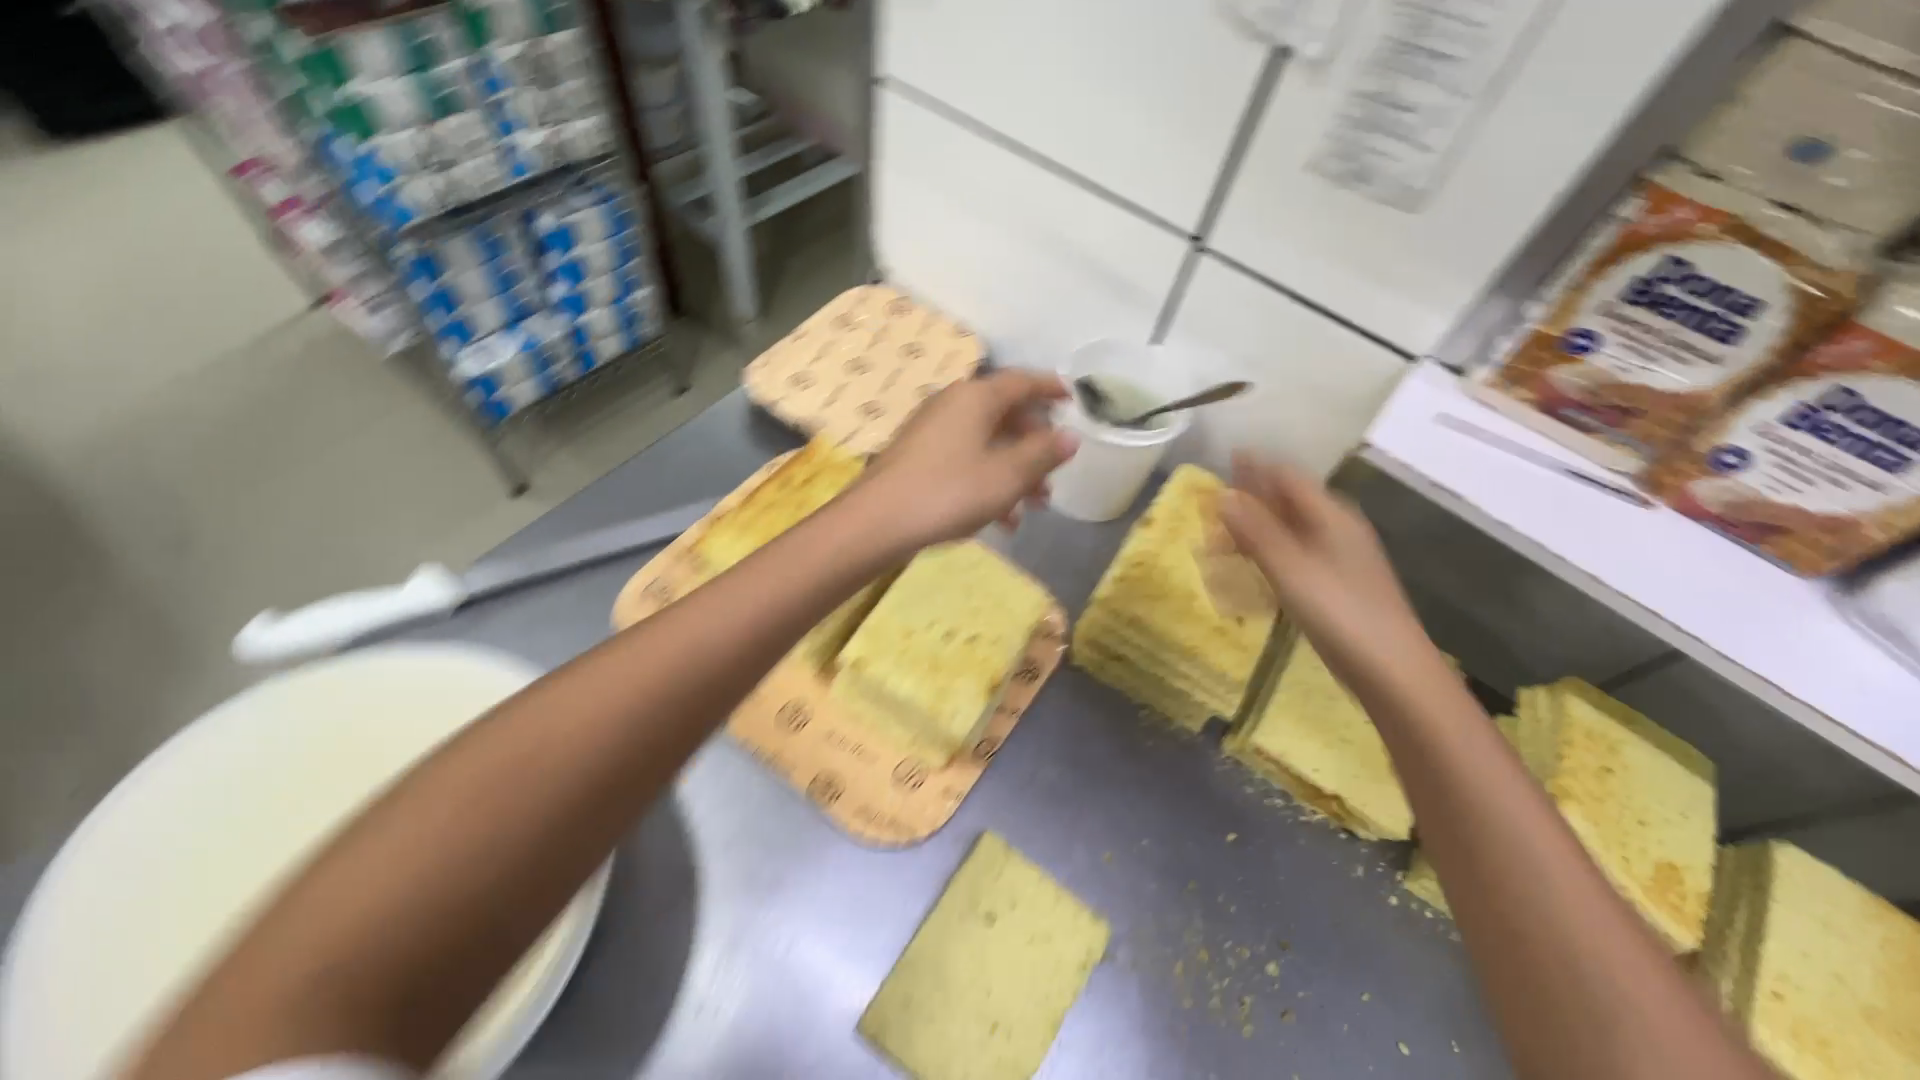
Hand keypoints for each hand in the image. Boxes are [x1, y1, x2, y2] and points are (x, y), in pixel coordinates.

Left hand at [850, 370, 1078, 549]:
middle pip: (1005, 415)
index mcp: (976, 397)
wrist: (877, 521)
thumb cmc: (949, 492)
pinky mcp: (918, 457)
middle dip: (1035, 446)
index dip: (1050, 388)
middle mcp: (953, 404)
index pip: (1022, 381)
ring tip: (1034, 507)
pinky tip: (1002, 522)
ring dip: (1014, 472)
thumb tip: (1070, 435)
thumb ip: (1042, 454)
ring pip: (986, 443)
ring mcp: (932, 431)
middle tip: (1054, 475)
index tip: (1073, 400)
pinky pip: (965, 461)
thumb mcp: (1007, 476)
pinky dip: (987, 482)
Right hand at [1217, 454, 1430, 685]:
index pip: (1287, 477)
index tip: (1223, 464)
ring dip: (1256, 531)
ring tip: (1222, 541)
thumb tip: (1222, 495)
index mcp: (1331, 516)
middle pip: (1289, 502)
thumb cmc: (1340, 612)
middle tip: (1213, 510)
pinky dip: (1269, 555)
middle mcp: (1337, 529)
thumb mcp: (1290, 568)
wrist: (1391, 669)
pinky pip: (1295, 557)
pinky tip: (1251, 571)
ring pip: (1290, 531)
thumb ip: (1255, 531)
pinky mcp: (1335, 587)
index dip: (1255, 469)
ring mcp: (1338, 559)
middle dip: (1251, 501)